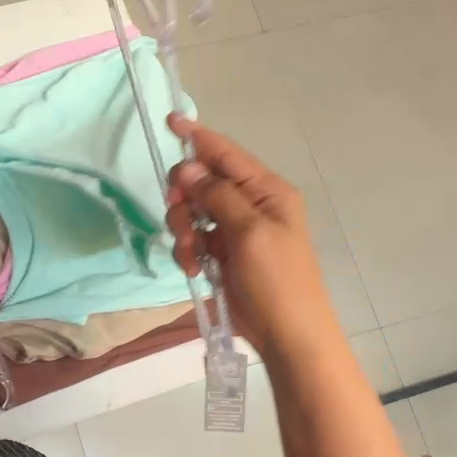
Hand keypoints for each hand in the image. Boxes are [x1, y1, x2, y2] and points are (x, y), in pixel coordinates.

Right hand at [164, 114, 339, 357]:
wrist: (287, 334)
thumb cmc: (276, 281)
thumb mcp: (249, 233)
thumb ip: (217, 197)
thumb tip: (188, 169)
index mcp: (267, 191)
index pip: (226, 154)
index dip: (197, 138)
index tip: (169, 122)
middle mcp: (251, 204)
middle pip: (202, 182)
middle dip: (184, 198)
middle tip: (182, 219)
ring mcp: (235, 230)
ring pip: (191, 211)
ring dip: (183, 229)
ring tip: (191, 254)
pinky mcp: (221, 253)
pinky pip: (192, 238)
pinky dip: (187, 250)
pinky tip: (194, 268)